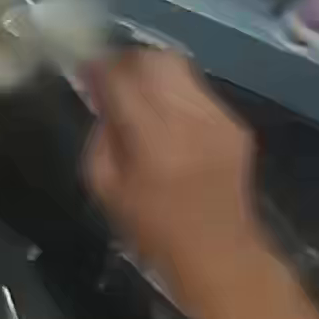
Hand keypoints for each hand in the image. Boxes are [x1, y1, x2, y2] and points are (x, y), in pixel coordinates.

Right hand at [83, 49, 269, 285]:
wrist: (223, 258)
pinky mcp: (234, 122)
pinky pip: (194, 85)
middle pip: (151, 59)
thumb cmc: (154, 228)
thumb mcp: (105, 186)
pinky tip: (167, 110)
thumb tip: (99, 92)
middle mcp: (187, 121)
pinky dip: (173, 87)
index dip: (97, 66)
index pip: (119, 78)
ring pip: (175, 63)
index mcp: (152, 141)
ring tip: (137, 86)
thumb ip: (99, 132)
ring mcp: (216, 118)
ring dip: (149, 68)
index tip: (85, 70)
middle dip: (124, 60)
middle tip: (111, 75)